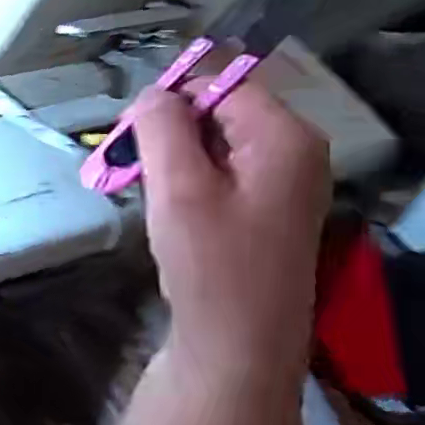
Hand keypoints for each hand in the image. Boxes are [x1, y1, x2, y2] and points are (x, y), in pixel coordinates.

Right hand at [132, 81, 329, 379]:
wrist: (238, 341)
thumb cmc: (211, 261)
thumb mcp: (177, 186)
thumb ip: (162, 127)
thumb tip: (152, 93)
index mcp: (285, 137)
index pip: (223, 83)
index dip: (171, 99)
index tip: (131, 134)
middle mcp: (294, 151)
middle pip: (220, 110)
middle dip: (168, 129)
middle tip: (130, 164)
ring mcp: (283, 181)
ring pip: (214, 142)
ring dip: (171, 156)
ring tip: (145, 188)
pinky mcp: (266, 207)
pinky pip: (220, 170)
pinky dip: (186, 178)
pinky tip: (168, 207)